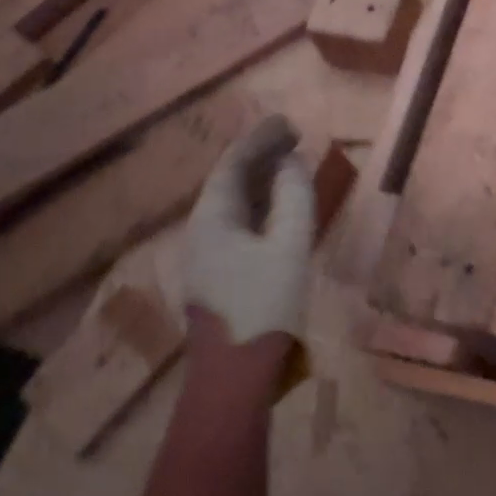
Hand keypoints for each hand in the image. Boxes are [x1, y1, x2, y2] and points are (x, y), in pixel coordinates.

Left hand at [184, 115, 314, 347]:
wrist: (235, 373)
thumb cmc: (263, 303)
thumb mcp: (289, 245)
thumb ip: (293, 197)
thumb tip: (291, 164)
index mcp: (211, 219)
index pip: (232, 165)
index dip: (260, 139)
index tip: (288, 122)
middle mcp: (201, 231)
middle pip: (230, 181)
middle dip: (260, 155)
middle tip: (294, 137)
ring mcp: (207, 255)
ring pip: (235, 203)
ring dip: (262, 179)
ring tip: (291, 162)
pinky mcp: (220, 274)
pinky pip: (240, 223)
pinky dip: (262, 204)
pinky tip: (280, 206)